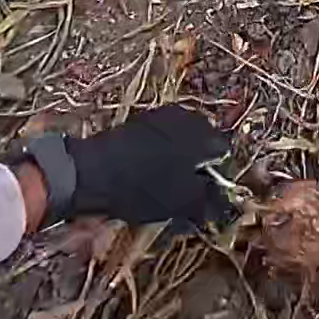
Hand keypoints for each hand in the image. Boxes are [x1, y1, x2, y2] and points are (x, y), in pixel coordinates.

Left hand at [57, 105, 232, 225]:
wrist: (92, 171)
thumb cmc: (143, 188)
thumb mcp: (181, 202)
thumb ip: (208, 200)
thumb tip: (225, 203)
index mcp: (205, 136)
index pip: (224, 152)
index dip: (218, 173)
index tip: (207, 192)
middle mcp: (190, 118)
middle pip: (206, 140)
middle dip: (200, 162)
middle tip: (187, 187)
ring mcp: (165, 114)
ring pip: (184, 136)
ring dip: (181, 154)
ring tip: (166, 179)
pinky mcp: (144, 118)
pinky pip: (165, 134)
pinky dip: (163, 149)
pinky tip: (149, 167)